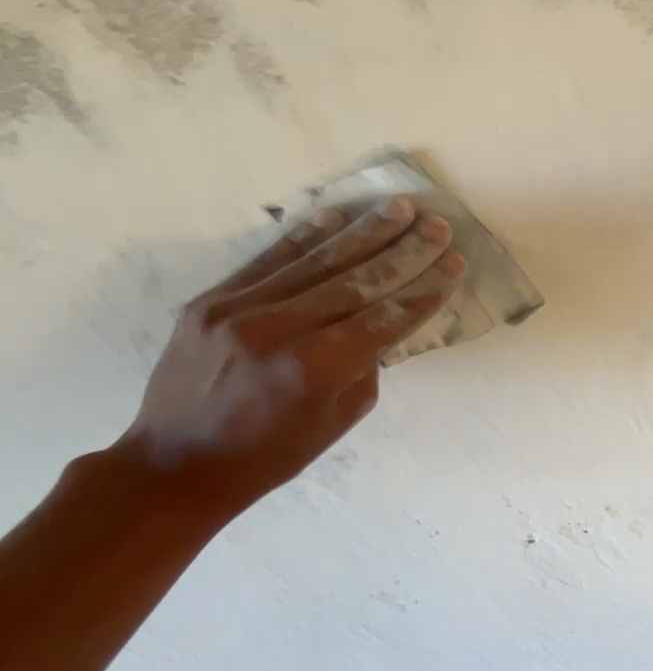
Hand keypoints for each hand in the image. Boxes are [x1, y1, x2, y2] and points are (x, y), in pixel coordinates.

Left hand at [120, 196, 465, 517]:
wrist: (179, 462)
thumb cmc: (276, 451)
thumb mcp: (342, 414)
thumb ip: (365, 361)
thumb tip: (381, 321)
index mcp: (318, 366)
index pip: (387, 316)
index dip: (426, 288)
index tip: (454, 262)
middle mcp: (278, 330)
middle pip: (356, 280)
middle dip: (404, 251)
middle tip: (437, 224)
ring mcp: (238, 311)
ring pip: (315, 262)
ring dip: (363, 232)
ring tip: (398, 208)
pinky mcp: (210, 303)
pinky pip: (268, 262)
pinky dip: (305, 237)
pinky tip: (337, 216)